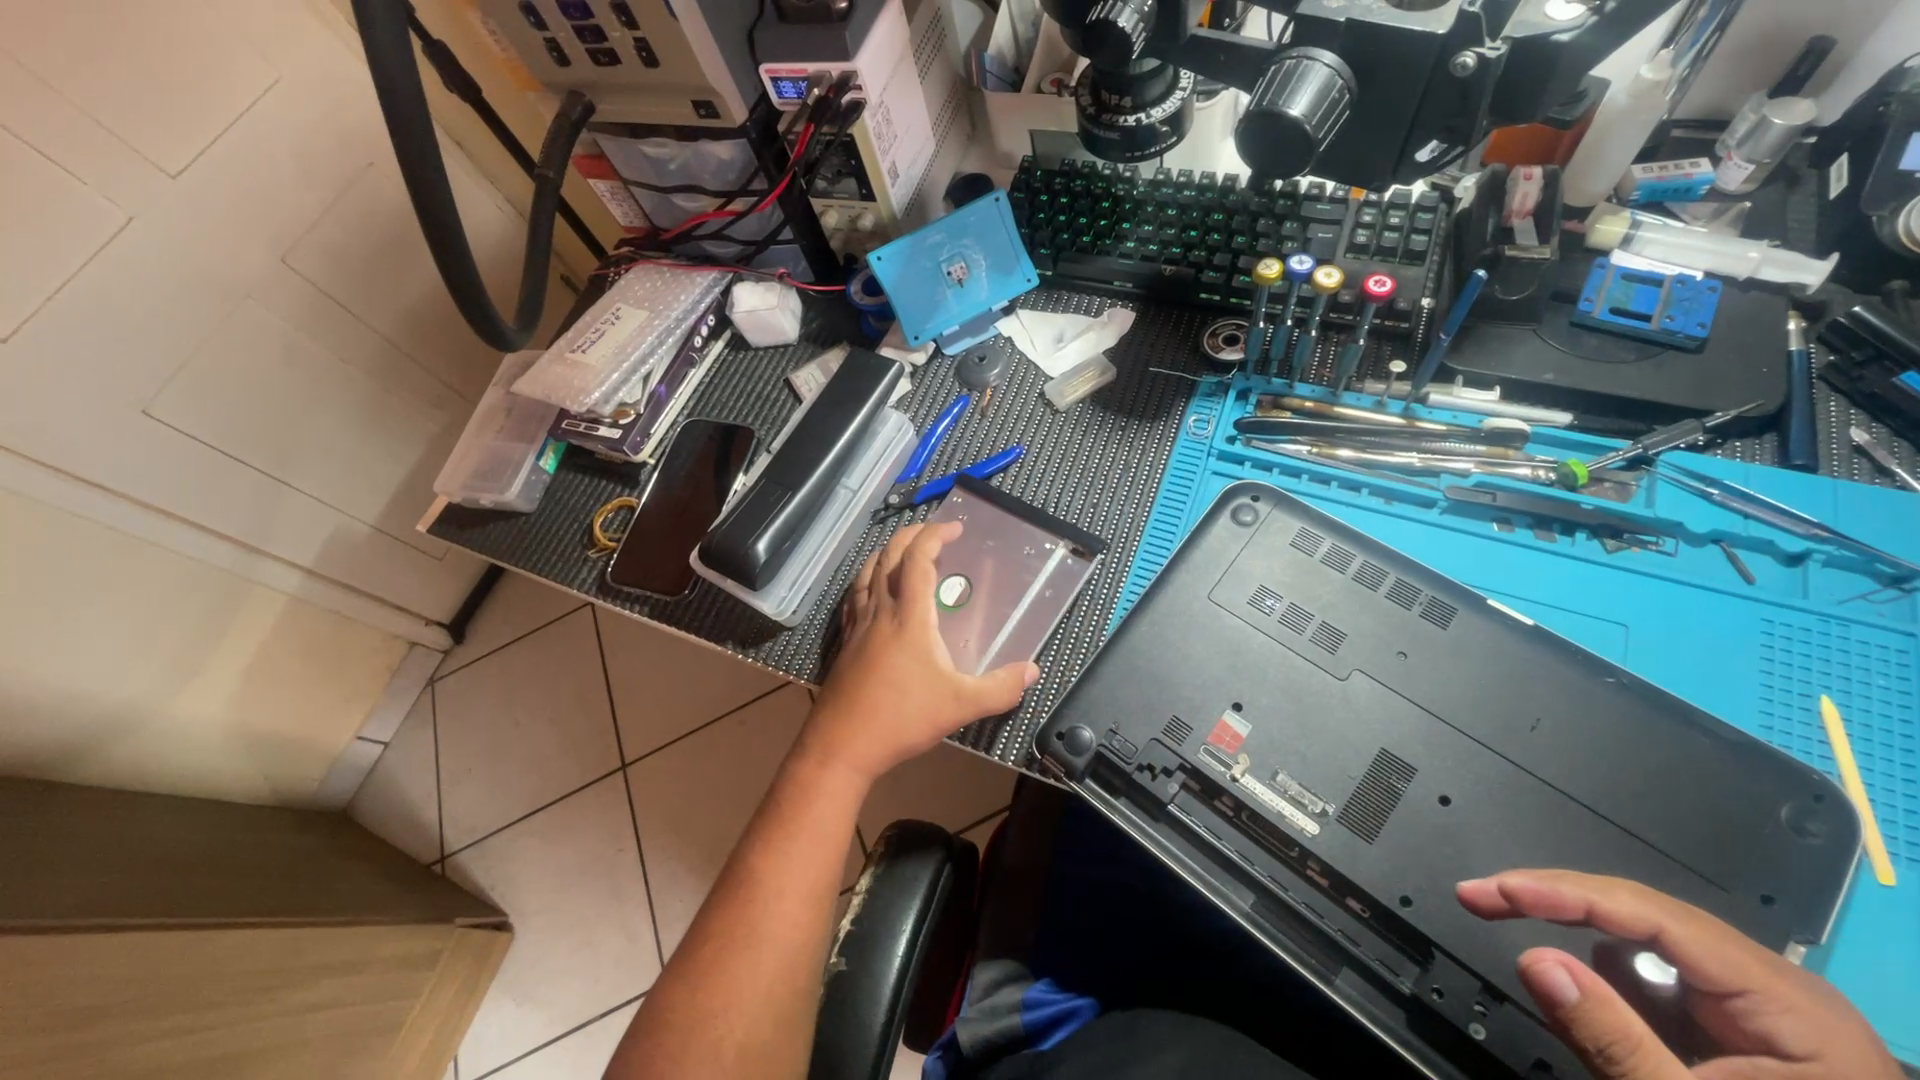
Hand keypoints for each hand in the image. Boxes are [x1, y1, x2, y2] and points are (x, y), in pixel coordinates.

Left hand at [798, 522, 1038, 784]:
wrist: (842, 744)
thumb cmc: (902, 719)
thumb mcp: (960, 705)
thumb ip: (1000, 688)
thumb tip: (1032, 671)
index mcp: (909, 617)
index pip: (918, 559)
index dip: (935, 535)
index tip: (955, 528)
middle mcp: (880, 611)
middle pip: (889, 556)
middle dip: (911, 535)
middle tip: (933, 532)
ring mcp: (858, 625)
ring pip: (867, 573)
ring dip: (887, 553)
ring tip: (904, 553)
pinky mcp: (845, 642)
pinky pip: (854, 596)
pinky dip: (867, 580)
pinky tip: (871, 592)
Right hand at [1457, 870, 1899, 1079]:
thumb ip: (1615, 1042)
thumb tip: (1533, 959)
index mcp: (1786, 1001)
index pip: (1653, 914)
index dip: (1564, 891)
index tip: (1491, 891)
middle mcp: (1776, 988)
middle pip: (1646, 919)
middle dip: (1562, 910)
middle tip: (1481, 900)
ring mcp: (1764, 1008)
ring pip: (1650, 953)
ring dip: (1597, 968)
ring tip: (1586, 1024)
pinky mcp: (1747, 1031)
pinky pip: (1665, 988)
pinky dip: (1624, 998)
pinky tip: (1627, 1040)